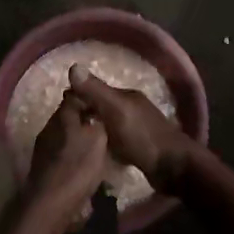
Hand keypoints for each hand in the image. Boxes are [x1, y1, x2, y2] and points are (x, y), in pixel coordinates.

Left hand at [26, 97, 109, 222]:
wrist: (51, 202)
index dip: (89, 98)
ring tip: (97, 146)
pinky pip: (61, 153)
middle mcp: (48, 129)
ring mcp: (43, 149)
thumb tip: (96, 112)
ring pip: (64, 136)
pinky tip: (83, 164)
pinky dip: (73, 154)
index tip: (105, 105)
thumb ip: (96, 120)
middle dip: (84, 119)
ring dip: (78, 138)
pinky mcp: (43, 167)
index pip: (73, 97)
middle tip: (104, 126)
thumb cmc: (77, 167)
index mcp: (61, 117)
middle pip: (67, 117)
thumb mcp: (96, 138)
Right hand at [65, 65, 197, 190]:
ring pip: (108, 127)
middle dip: (85, 115)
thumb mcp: (116, 110)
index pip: (96, 91)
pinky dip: (105, 146)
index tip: (60, 110)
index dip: (78, 97)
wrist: (173, 168)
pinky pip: (115, 144)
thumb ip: (96, 91)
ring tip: (76, 143)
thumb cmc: (143, 137)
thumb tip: (73, 66)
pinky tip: (95, 155)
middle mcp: (132, 110)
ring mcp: (137, 131)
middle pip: (102, 108)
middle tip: (64, 130)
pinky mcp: (139, 150)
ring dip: (94, 132)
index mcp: (127, 97)